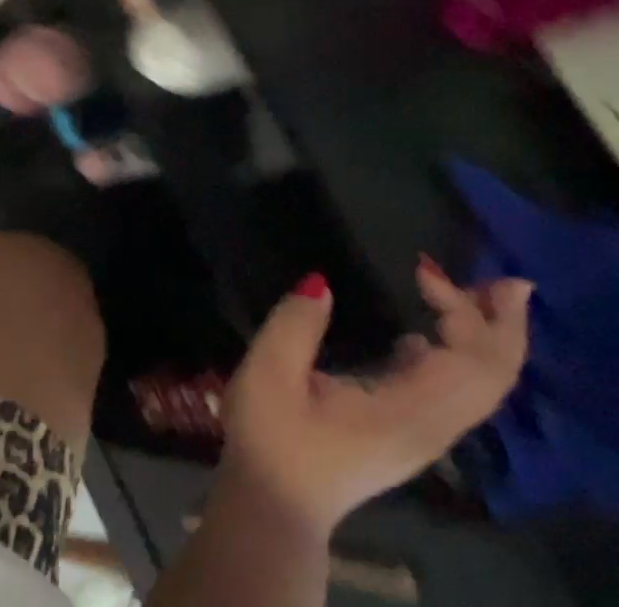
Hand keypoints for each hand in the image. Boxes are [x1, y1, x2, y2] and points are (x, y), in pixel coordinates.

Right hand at [218, 261, 532, 534]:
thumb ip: (294, 325)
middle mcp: (435, 425)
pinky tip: (424, 341)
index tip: (423, 270)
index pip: (470, 358)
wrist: (274, 501)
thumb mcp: (267, 374)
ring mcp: (426, 435)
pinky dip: (459, 359)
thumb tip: (321, 283)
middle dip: (503, 324)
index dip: (463, 310)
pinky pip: (456, 394)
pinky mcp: (409, 436)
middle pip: (495, 375)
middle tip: (505, 280)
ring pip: (481, 386)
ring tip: (475, 301)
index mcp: (410, 410)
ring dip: (487, 341)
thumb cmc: (271, 437)